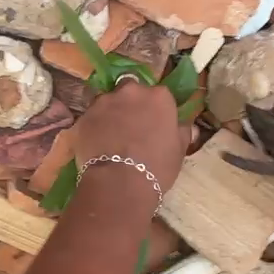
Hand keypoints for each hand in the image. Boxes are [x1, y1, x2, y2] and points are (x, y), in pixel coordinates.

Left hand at [70, 79, 185, 199]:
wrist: (119, 182)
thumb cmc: (157, 166)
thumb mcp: (179, 151)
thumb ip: (183, 133)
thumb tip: (189, 127)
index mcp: (158, 96)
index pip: (160, 95)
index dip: (156, 110)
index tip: (154, 124)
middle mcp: (131, 92)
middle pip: (130, 90)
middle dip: (130, 104)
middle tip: (131, 127)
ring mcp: (104, 102)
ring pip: (107, 102)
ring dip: (110, 113)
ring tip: (111, 137)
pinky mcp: (84, 117)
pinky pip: (91, 118)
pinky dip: (94, 127)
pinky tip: (97, 145)